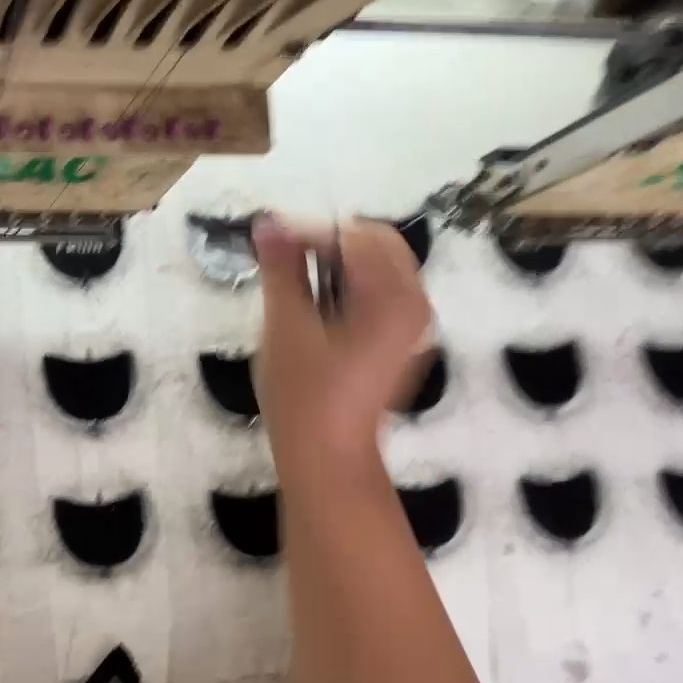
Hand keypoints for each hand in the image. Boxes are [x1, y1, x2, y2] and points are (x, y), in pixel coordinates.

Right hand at [254, 217, 433, 474]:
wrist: (326, 457)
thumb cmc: (303, 395)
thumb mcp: (286, 327)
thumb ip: (281, 271)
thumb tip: (268, 225)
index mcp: (396, 297)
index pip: (355, 236)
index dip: (308, 231)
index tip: (266, 238)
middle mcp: (416, 303)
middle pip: (375, 246)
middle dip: (326, 243)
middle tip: (279, 256)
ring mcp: (412, 325)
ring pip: (377, 269)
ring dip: (335, 264)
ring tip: (291, 281)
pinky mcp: (399, 343)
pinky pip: (378, 294)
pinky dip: (347, 288)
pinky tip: (313, 308)